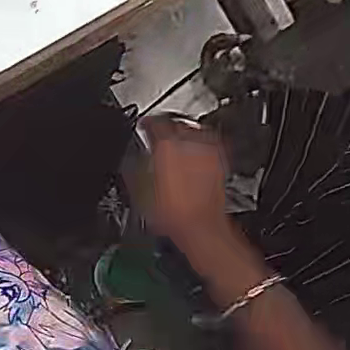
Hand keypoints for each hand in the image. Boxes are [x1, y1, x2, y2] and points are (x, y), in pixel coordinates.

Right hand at [138, 115, 232, 248]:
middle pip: (175, 123)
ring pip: (194, 131)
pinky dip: (199, 146)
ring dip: (184, 135)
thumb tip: (129, 164)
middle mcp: (189, 143)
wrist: (199, 227)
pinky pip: (209, 144)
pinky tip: (194, 155)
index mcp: (166, 146)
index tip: (144, 127)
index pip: (154, 122)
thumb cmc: (174, 215)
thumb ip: (134, 170)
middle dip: (166, 128)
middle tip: (159, 135)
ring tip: (177, 144)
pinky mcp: (220, 162)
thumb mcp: (141, 192)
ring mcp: (207, 151)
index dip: (146, 124)